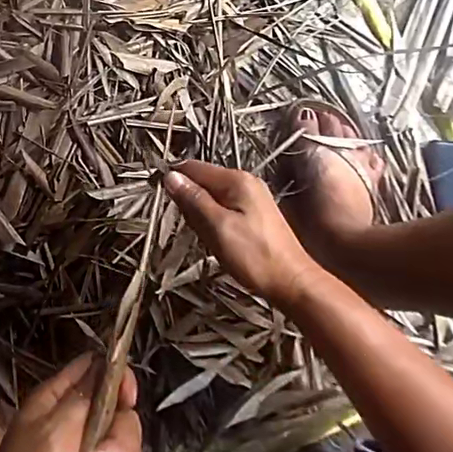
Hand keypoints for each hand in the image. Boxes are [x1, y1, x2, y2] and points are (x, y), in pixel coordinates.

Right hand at [163, 161, 321, 306]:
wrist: (294, 283)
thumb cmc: (255, 257)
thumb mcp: (218, 227)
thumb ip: (193, 200)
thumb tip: (170, 176)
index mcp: (236, 180)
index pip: (193, 167)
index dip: (174, 179)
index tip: (158, 196)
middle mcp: (245, 182)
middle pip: (203, 181)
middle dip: (189, 201)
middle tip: (193, 228)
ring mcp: (252, 197)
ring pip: (212, 196)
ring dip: (201, 214)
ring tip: (207, 237)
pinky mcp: (255, 214)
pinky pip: (224, 208)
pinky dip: (213, 220)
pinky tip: (218, 239)